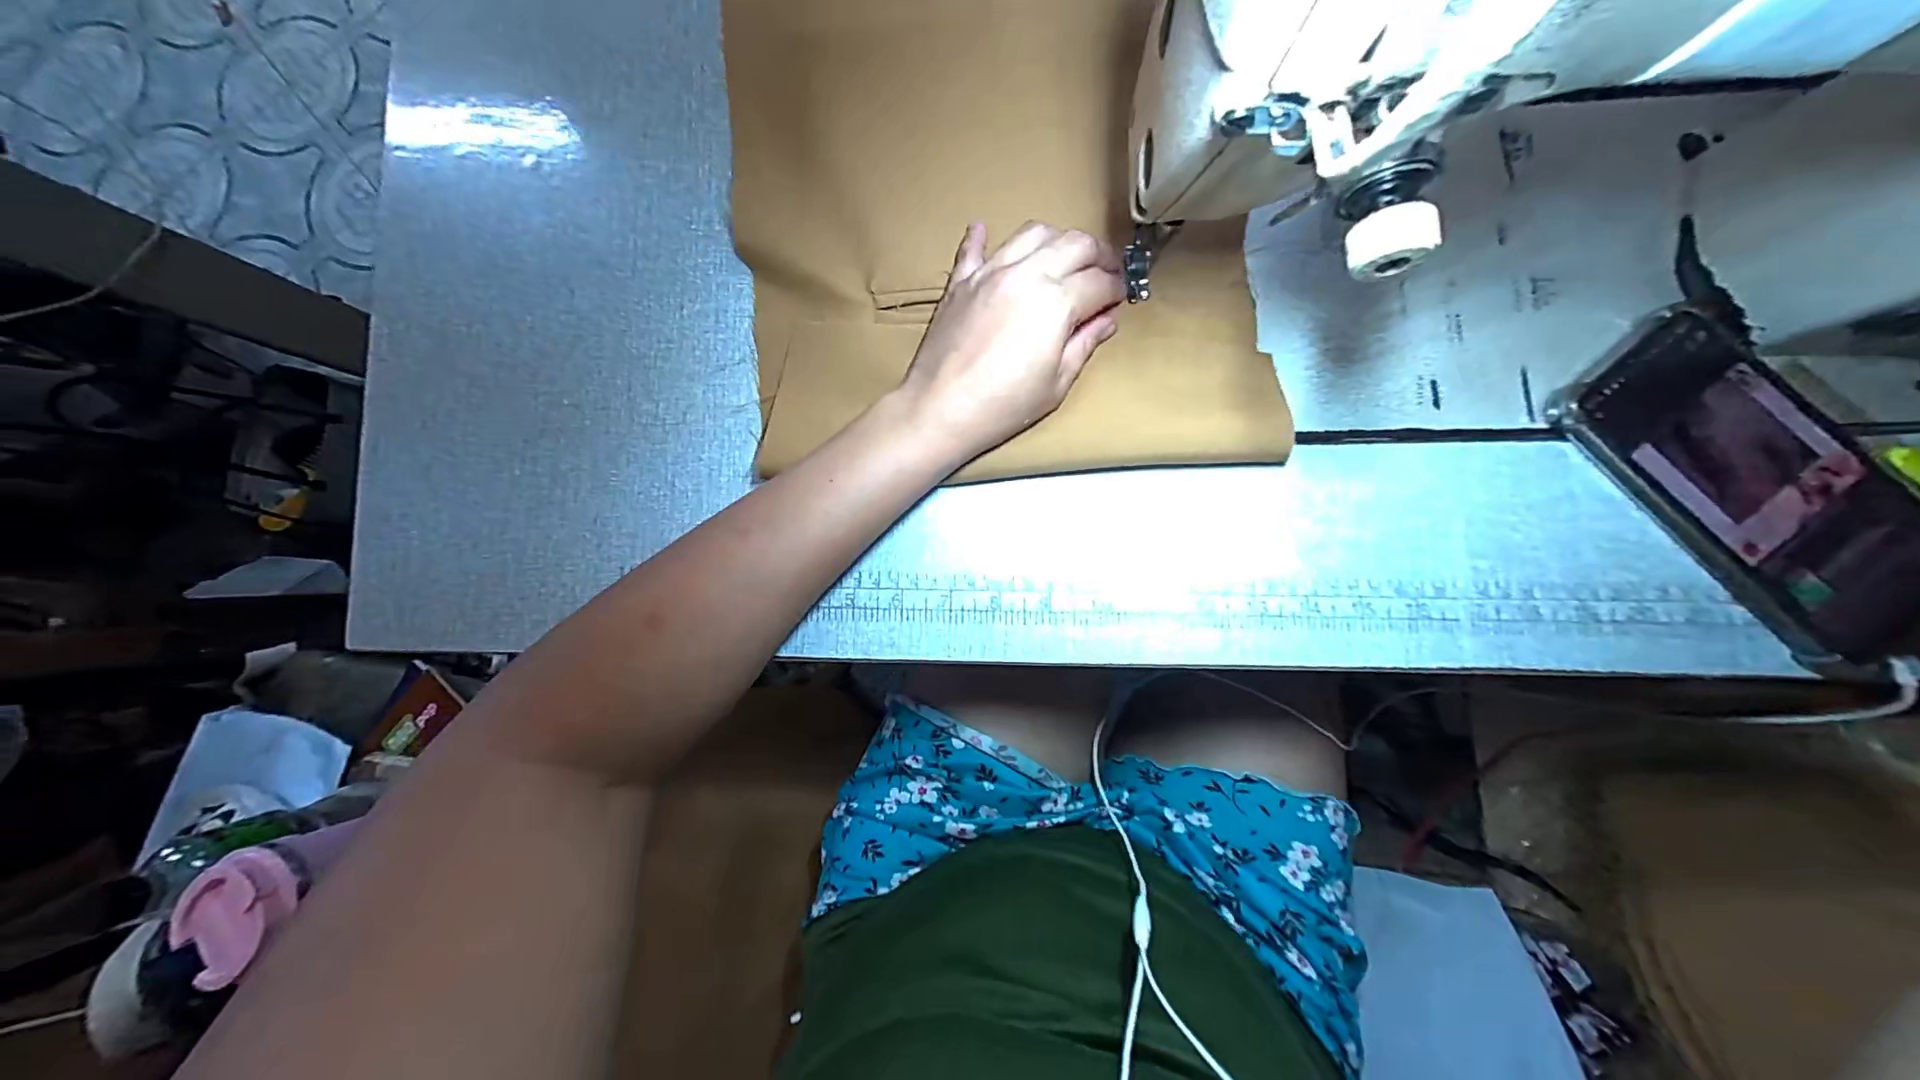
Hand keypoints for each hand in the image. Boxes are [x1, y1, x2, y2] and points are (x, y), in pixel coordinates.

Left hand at [893, 220, 1125, 459]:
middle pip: (1075, 244)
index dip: (1116, 289)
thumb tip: (1105, 321)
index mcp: (1057, 302)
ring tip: (1063, 258)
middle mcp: (1026, 275)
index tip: (1119, 298)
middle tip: (1104, 271)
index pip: (1099, 282)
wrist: (941, 409)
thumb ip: (1083, 344)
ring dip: (1056, 240)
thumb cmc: (1002, 406)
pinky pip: (973, 249)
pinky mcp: (960, 283)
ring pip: (1033, 233)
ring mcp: (990, 273)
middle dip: (1098, 255)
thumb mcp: (1056, 383)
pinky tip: (984, 231)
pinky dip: (981, 238)